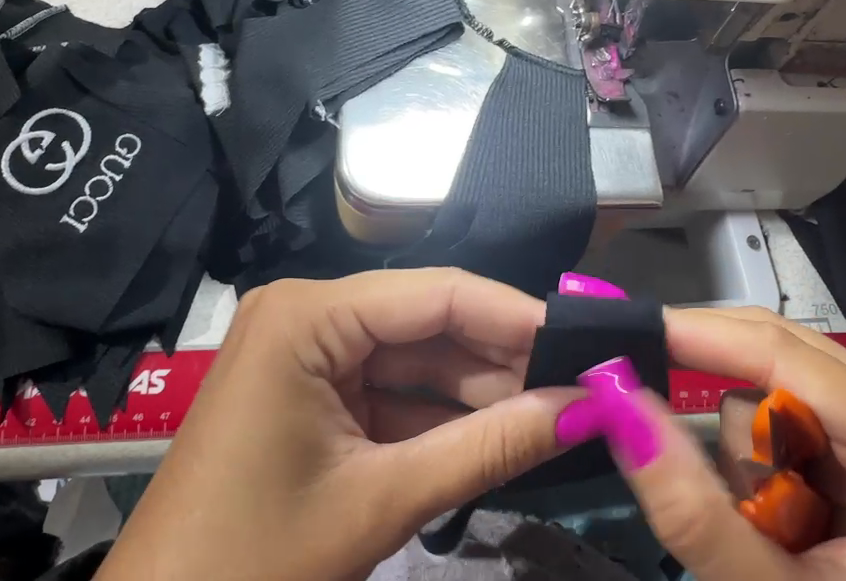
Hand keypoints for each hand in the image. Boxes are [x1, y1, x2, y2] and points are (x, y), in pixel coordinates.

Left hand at [102, 268, 578, 580]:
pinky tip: (497, 432)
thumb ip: (489, 448)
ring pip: (412, 356)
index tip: (588, 342)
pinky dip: (438, 414)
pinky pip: (387, 387)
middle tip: (581, 386)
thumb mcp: (383, 500)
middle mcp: (305, 312)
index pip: (436, 292)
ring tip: (554, 411)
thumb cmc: (256, 561)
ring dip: (477, 390)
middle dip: (500, 359)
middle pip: (426, 321)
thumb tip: (584, 408)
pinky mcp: (306, 389)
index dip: (517, 315)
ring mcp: (303, 350)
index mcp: (308, 314)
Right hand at [587, 306, 845, 580]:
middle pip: (782, 355)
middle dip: (732, 418)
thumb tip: (622, 407)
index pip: (787, 356)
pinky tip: (789, 513)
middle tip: (697, 468)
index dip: (702, 334)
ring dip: (748, 444)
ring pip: (780, 379)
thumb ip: (697, 513)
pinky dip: (764, 449)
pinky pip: (795, 404)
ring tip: (776, 530)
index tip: (627, 329)